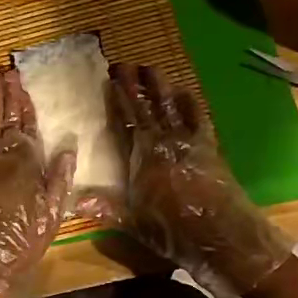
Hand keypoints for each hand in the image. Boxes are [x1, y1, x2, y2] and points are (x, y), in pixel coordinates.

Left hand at [0, 68, 73, 294]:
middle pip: (5, 119)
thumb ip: (59, 179)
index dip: (25, 105)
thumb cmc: (23, 240)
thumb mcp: (52, 213)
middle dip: (6, 94)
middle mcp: (2, 157)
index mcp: (26, 165)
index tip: (23, 85)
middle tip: (4, 70)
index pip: (27, 127)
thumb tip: (66, 149)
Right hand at [106, 64, 291, 297]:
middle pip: (150, 106)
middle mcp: (166, 142)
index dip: (119, 97)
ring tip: (153, 69)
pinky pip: (199, 119)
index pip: (127, 119)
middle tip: (128, 63)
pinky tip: (187, 93)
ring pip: (173, 107)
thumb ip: (106, 209)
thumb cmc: (175, 231)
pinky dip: (191, 104)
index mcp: (144, 157)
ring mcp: (190, 142)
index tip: (111, 77)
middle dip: (138, 84)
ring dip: (162, 87)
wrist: (224, 235)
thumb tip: (74, 200)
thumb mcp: (135, 224)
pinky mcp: (210, 148)